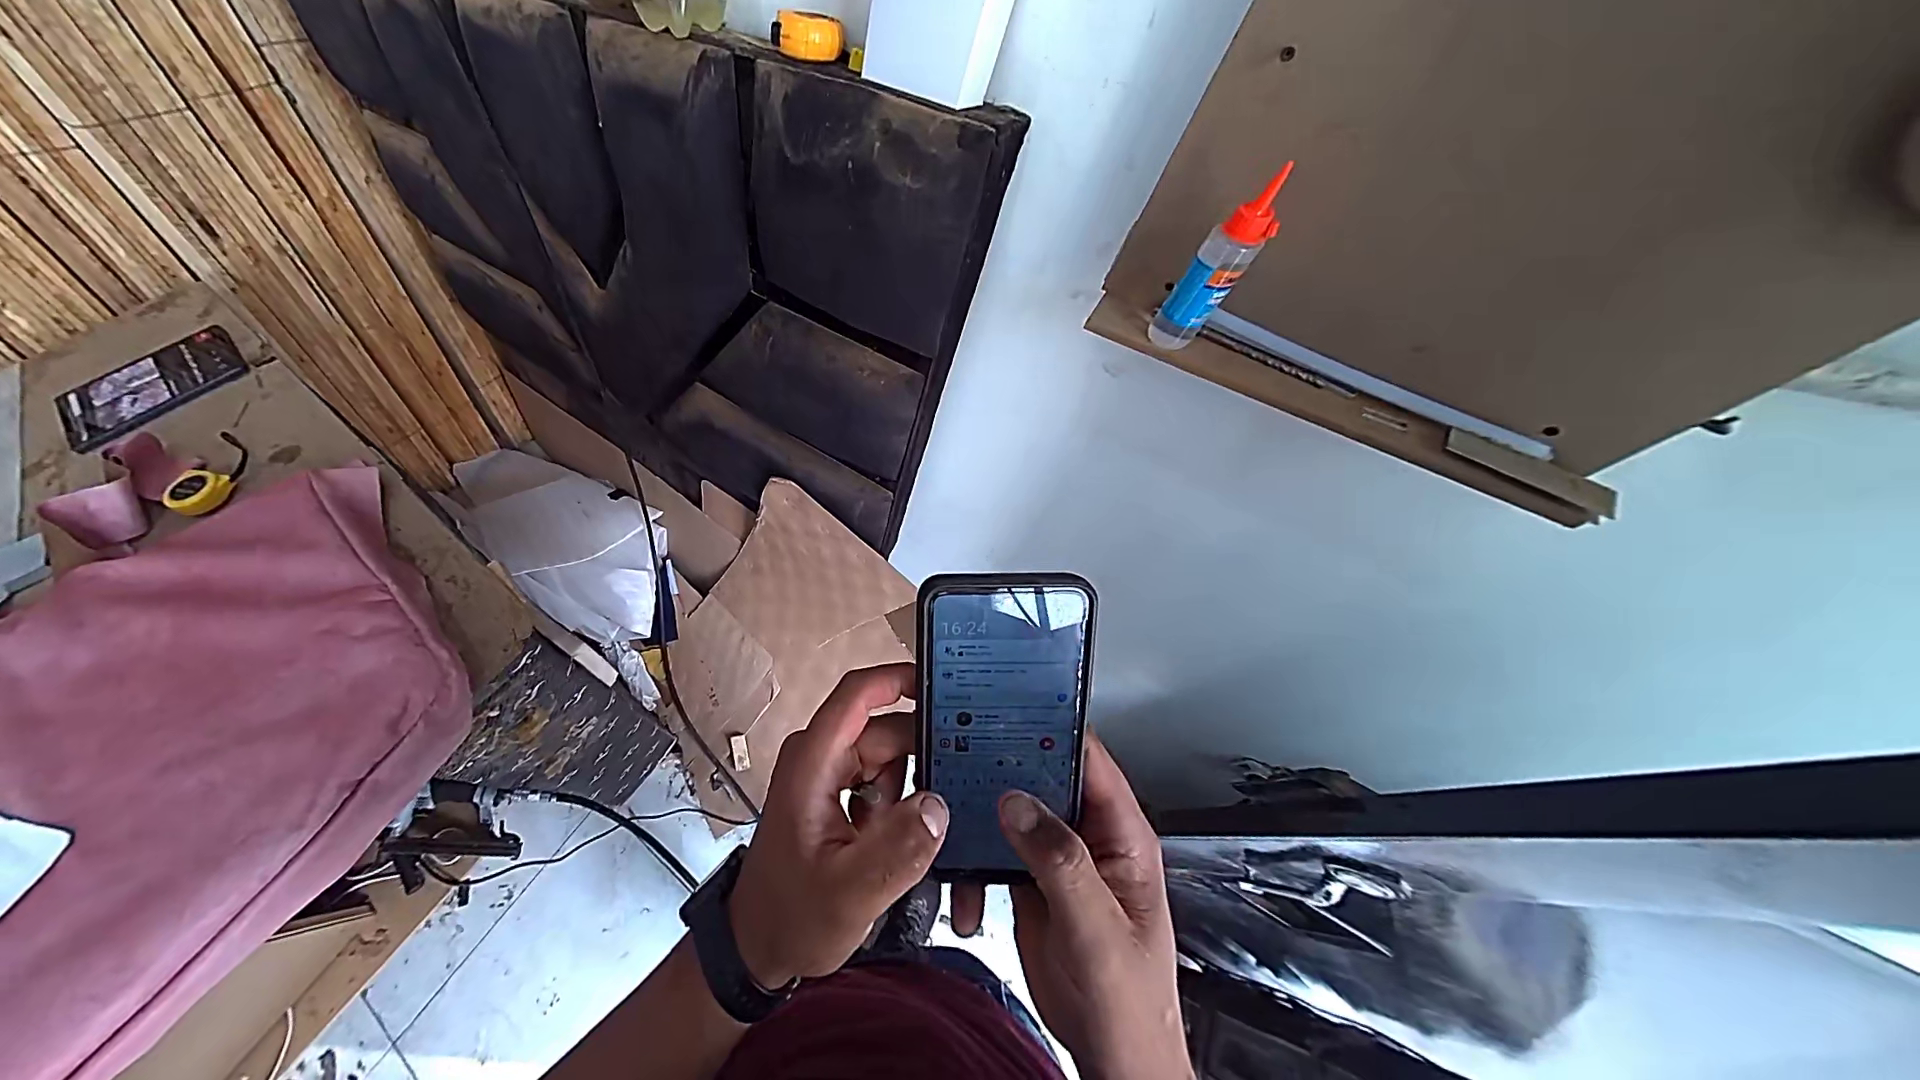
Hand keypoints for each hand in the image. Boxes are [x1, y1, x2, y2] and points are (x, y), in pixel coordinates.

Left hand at [726, 664, 947, 987]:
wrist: (760, 948)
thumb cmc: (789, 918)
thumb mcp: (848, 893)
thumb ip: (895, 851)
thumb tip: (937, 806)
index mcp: (813, 762)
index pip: (858, 695)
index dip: (899, 679)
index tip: (943, 683)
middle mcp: (821, 758)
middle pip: (887, 728)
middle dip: (923, 751)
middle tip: (960, 779)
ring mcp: (830, 775)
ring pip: (891, 755)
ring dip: (914, 783)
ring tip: (924, 824)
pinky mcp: (840, 794)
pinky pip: (885, 778)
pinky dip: (904, 798)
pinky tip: (907, 835)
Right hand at [980, 735, 1190, 1079]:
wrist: (1111, 1053)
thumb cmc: (1129, 1000)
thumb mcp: (1098, 930)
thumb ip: (1062, 863)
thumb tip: (1020, 804)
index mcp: (1122, 835)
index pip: (1090, 762)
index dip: (1054, 731)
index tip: (1014, 712)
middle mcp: (1089, 837)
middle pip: (1045, 778)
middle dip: (1006, 767)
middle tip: (965, 755)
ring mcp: (1058, 857)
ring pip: (1015, 812)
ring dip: (982, 817)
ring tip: (953, 823)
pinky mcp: (1032, 881)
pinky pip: (996, 852)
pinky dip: (973, 865)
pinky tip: (965, 893)